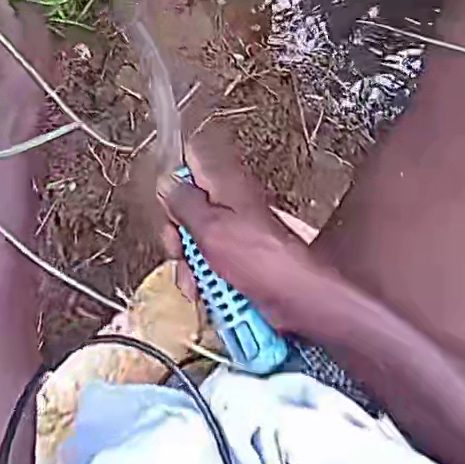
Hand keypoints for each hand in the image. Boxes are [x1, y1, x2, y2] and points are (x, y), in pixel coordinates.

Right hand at [159, 125, 341, 336]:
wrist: (299, 300)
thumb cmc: (262, 262)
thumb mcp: (210, 228)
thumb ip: (184, 202)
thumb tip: (166, 182)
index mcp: (225, 184)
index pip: (190, 164)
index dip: (173, 184)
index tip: (169, 208)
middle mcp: (231, 203)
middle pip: (188, 207)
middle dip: (178, 235)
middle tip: (181, 252)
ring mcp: (236, 231)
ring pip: (196, 239)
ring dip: (190, 263)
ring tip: (197, 283)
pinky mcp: (240, 258)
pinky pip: (211, 261)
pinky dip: (205, 277)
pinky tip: (207, 292)